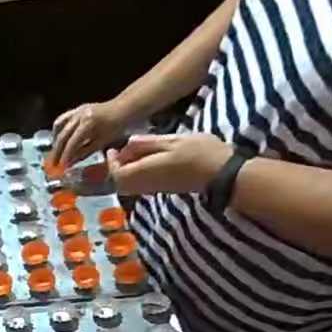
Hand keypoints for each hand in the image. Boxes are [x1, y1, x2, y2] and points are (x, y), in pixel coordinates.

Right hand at [51, 101, 125, 170]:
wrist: (123, 109)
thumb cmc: (115, 127)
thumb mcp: (101, 142)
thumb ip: (84, 152)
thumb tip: (70, 163)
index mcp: (88, 123)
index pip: (72, 143)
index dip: (66, 156)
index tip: (61, 166)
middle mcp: (79, 115)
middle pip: (63, 135)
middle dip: (57, 151)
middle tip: (54, 164)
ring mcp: (77, 111)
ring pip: (59, 126)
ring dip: (56, 140)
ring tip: (56, 152)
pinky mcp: (76, 110)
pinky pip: (62, 119)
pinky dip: (58, 129)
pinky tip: (58, 138)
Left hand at [108, 133, 232, 195]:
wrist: (220, 173)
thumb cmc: (198, 151)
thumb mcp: (172, 140)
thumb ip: (147, 143)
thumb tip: (128, 143)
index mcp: (143, 171)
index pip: (116, 172)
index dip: (111, 161)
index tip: (113, 148)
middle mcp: (144, 184)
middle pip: (120, 181)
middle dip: (117, 167)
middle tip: (122, 151)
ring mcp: (153, 189)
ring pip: (129, 185)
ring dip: (127, 171)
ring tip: (135, 154)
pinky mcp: (162, 190)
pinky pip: (140, 185)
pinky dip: (137, 175)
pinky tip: (147, 162)